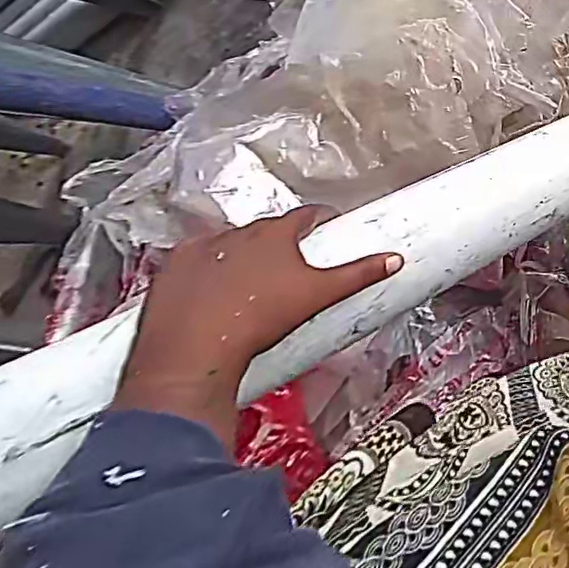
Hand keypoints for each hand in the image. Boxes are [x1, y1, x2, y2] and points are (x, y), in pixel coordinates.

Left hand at [112, 206, 400, 441]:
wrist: (194, 351)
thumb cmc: (262, 320)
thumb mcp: (317, 296)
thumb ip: (358, 275)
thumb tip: (395, 259)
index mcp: (276, 233)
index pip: (305, 216)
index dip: (318, 221)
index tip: (324, 228)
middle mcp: (239, 231)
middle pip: (266, 229)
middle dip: (278, 242)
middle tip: (287, 267)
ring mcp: (202, 246)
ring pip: (230, 243)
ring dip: (241, 254)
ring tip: (247, 285)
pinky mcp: (173, 265)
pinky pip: (195, 259)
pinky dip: (205, 268)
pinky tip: (208, 292)